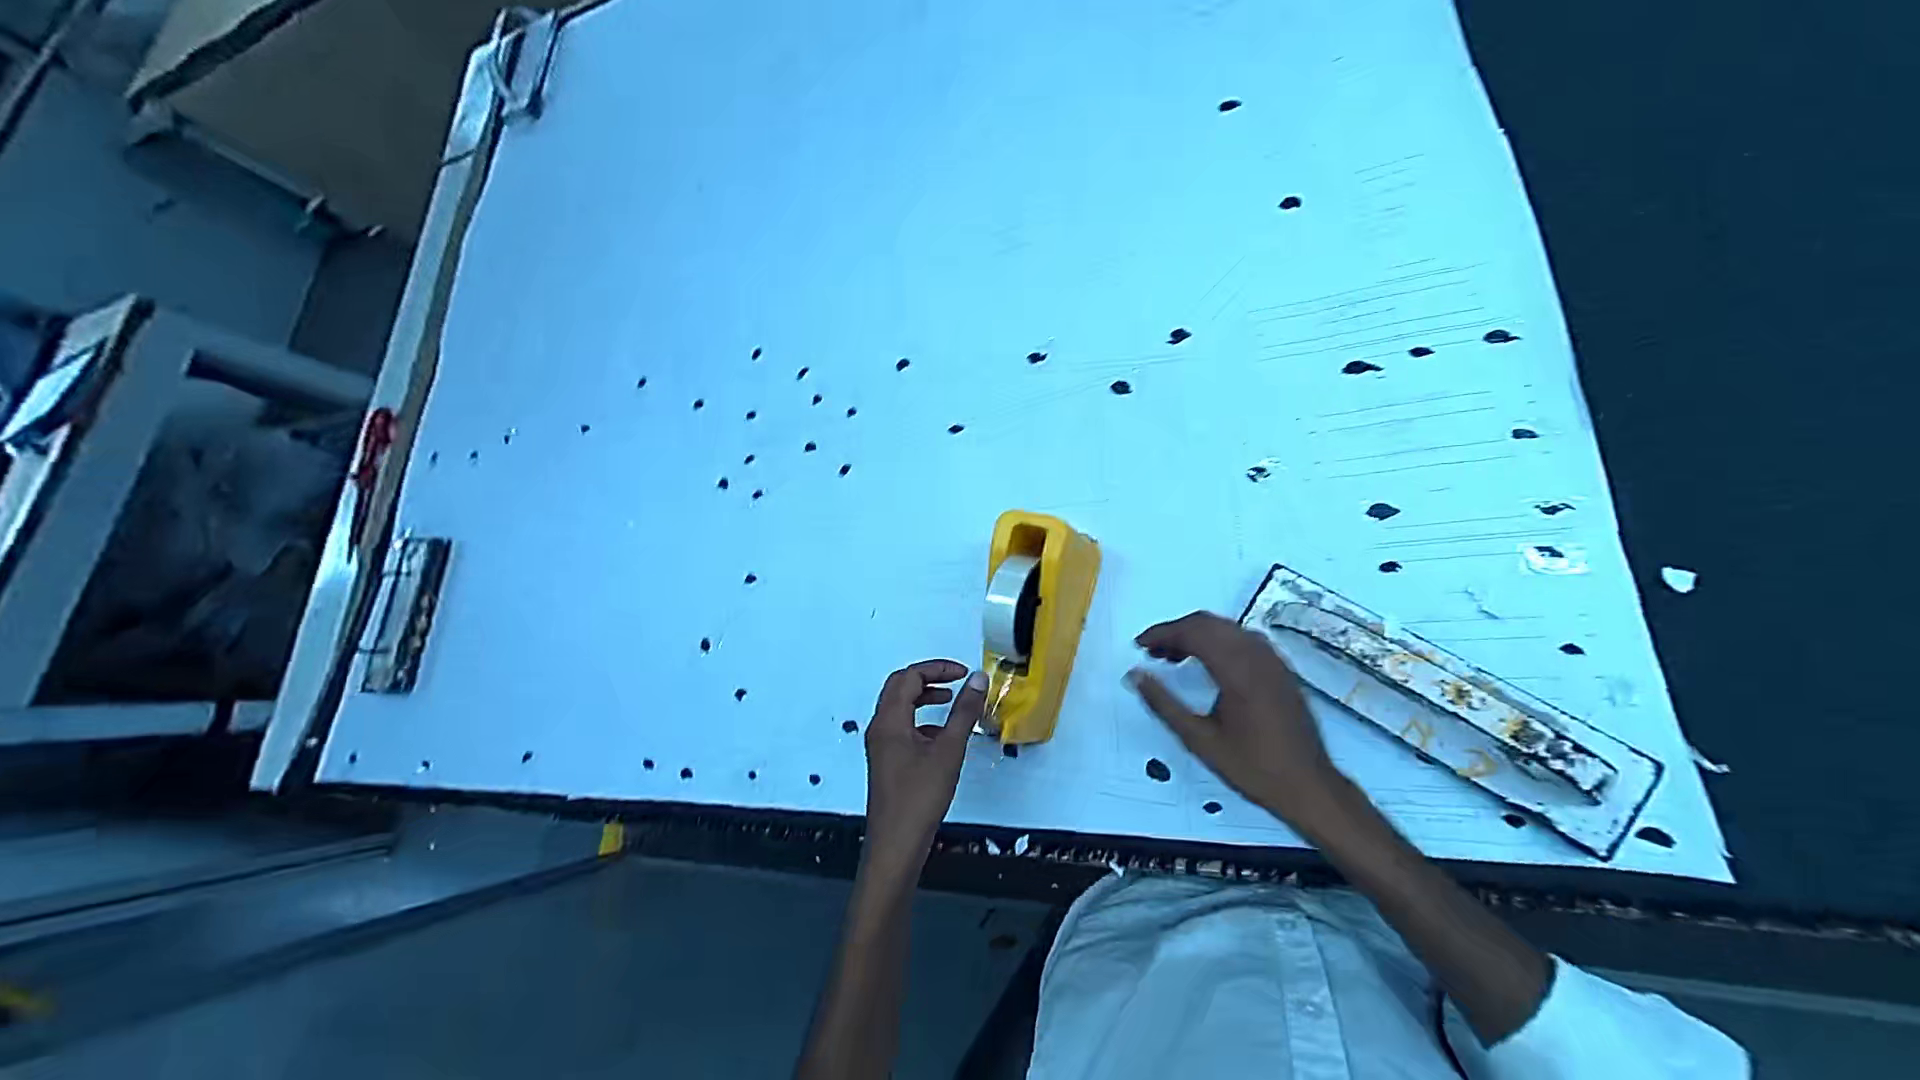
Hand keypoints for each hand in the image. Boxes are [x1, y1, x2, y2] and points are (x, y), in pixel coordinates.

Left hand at [862, 660, 986, 871]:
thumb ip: (964, 712)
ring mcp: (880, 746)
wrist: (896, 845)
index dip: (937, 669)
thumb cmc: (920, 797)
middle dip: (929, 679)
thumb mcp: (949, 750)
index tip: (964, 673)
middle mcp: (879, 728)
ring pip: (899, 708)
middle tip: (956, 681)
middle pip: (899, 688)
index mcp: (889, 720)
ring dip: (924, 698)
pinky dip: (922, 721)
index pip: (909, 677)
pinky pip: (901, 728)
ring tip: (951, 702)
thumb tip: (977, 679)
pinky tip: (942, 737)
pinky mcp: (887, 762)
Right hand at [1126, 611, 1344, 827]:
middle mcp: (1257, 656)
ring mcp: (1273, 660)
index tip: (1139, 646)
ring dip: (1197, 634)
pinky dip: (1218, 641)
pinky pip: (1244, 638)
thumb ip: (1163, 703)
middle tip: (1152, 651)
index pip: (1192, 632)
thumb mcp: (1198, 739)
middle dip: (1176, 631)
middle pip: (1208, 623)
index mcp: (1237, 669)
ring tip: (1173, 657)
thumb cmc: (1252, 767)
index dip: (1161, 634)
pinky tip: (1208, 664)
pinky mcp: (1281, 669)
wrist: (1309, 787)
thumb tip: (1135, 675)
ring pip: (1226, 628)